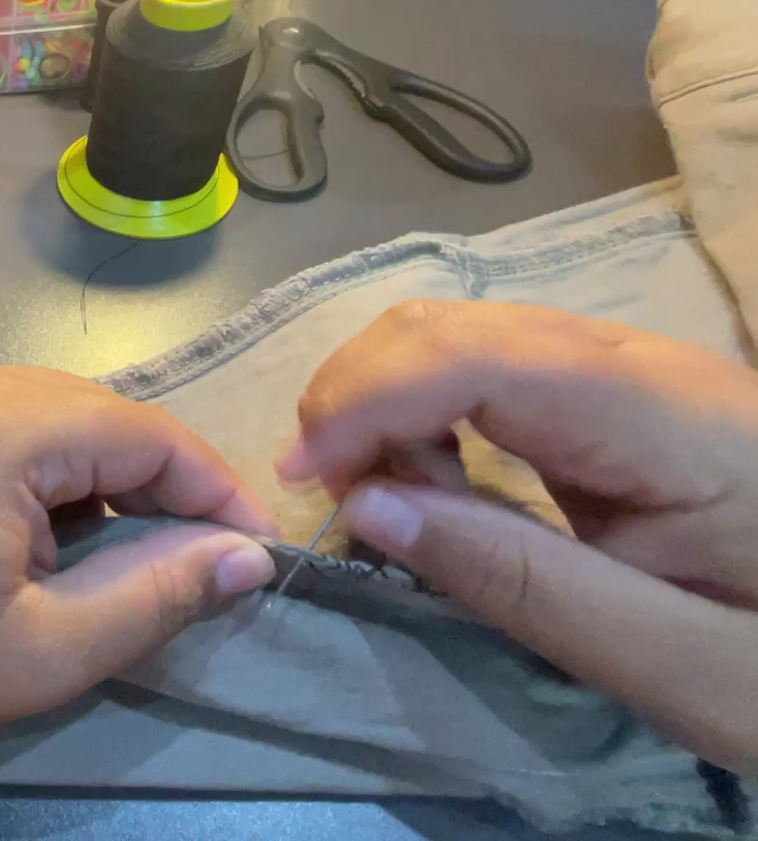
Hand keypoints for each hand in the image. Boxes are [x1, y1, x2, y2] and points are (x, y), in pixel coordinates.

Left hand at [0, 365, 276, 765]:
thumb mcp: (47, 646)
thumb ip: (157, 591)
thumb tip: (244, 556)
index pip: (139, 428)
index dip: (208, 485)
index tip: (250, 551)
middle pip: (89, 410)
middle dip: (150, 476)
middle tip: (184, 556)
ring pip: (39, 411)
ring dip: (88, 470)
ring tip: (103, 551)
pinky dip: (29, 463)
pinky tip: (28, 527)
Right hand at [278, 300, 757, 772]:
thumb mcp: (691, 670)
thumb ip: (525, 586)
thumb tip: (361, 505)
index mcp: (680, 424)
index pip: (476, 361)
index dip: (365, 401)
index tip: (308, 480)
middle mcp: (639, 363)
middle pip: (439, 328)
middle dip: (351, 398)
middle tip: (333, 489)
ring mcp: (613, 363)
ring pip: (437, 333)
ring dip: (369, 401)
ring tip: (373, 484)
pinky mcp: (590, 382)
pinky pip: (458, 359)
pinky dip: (402, 405)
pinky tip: (421, 467)